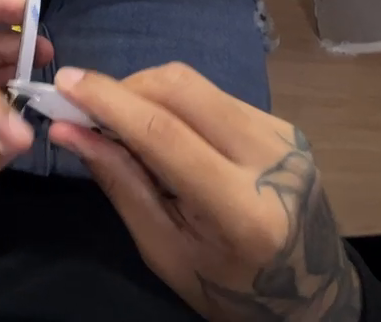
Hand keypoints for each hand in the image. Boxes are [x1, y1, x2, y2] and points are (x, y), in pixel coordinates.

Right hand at [50, 65, 361, 321]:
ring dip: (146, 91)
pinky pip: (211, 93)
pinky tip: (165, 129)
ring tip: (125, 123)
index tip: (64, 81)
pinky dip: (174, 100)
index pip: (164, 132)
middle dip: (124, 87)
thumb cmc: (231, 291)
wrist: (316, 299)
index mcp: (242, 210)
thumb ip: (119, 182)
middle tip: (89, 108)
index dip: (109, 101)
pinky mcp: (283, 123)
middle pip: (179, 88)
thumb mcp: (165, 251)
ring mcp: (282, 135)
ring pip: (194, 83)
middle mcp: (270, 160)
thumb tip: (65, 130)